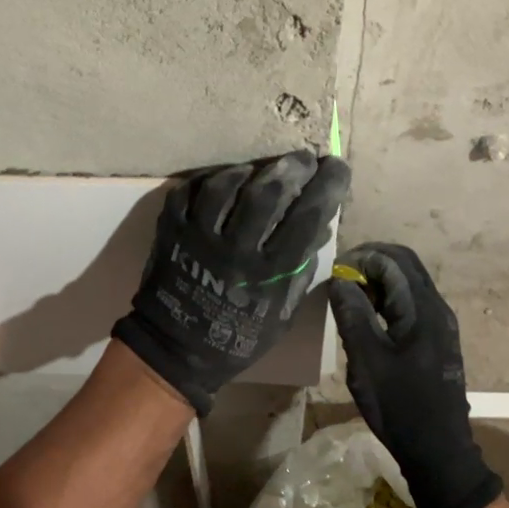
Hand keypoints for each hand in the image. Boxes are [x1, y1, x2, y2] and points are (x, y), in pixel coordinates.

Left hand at [111, 151, 349, 414]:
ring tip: (262, 169)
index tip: (336, 166)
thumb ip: (302, 266)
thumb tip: (321, 222)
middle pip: (267, 193)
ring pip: (225, 185)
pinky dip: (209, 179)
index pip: (307, 216)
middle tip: (303, 158)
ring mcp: (199, 236)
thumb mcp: (283, 311)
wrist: (176, 349)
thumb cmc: (239, 334)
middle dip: (292, 168)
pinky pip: (190, 191)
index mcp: (270, 272)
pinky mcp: (171, 229)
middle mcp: (236, 249)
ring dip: (249, 170)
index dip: (327, 185)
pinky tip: (223, 178)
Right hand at [329, 242, 501, 507]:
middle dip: (370, 262)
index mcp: (423, 308)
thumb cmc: (400, 405)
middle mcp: (436, 307)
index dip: (361, 257)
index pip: (392, 260)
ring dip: (378, 280)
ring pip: (408, 282)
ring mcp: (440, 323)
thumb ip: (352, 314)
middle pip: (404, 265)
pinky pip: (411, 302)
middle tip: (340, 276)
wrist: (439, 452)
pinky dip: (387, 298)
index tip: (334, 273)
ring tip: (348, 295)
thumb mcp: (367, 360)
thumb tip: (339, 280)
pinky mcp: (436, 339)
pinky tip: (367, 316)